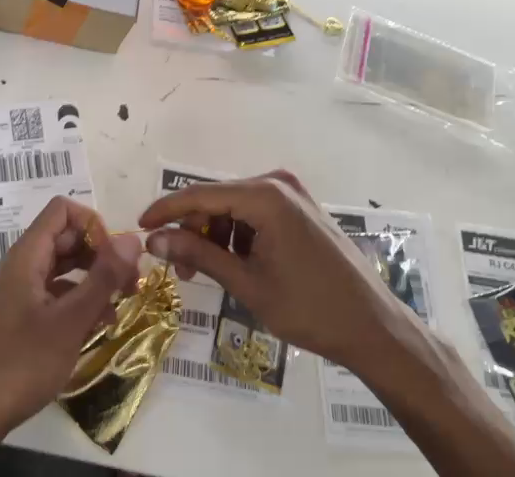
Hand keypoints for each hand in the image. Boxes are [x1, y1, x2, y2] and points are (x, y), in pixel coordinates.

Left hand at [0, 196, 143, 439]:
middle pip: (66, 237)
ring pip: (64, 266)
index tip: (116, 258)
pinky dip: (80, 300)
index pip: (63, 211)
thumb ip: (102, 278)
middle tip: (130, 284)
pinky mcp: (24, 315)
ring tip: (121, 304)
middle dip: (100, 253)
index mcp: (28, 255)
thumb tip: (132, 239)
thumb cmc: (22, 362)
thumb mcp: (69, 321)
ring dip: (94, 278)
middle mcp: (23, 265)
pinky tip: (101, 324)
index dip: (93, 226)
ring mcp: (22, 290)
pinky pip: (57, 292)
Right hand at [139, 170, 418, 369]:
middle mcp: (278, 184)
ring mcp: (293, 195)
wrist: (374, 329)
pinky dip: (237, 236)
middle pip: (217, 199)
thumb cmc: (309, 309)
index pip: (200, 195)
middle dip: (191, 229)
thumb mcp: (246, 284)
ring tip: (202, 272)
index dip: (166, 211)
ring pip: (234, 208)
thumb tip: (153, 241)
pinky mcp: (302, 211)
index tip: (140, 228)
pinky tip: (233, 264)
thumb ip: (197, 256)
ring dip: (214, 235)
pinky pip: (255, 214)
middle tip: (174, 265)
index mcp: (265, 196)